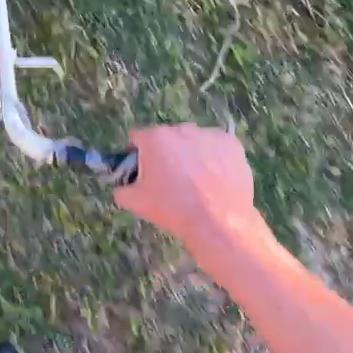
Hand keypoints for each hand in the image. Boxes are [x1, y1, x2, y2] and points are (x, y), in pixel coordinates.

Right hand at [114, 124, 263, 254]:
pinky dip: (215, 157)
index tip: (145, 171)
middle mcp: (181, 129)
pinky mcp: (231, 143)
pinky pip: (217, 146)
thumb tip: (121, 187)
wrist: (218, 223)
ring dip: (191, 153)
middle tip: (172, 179)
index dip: (138, 154)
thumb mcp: (136, 203)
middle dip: (167, 153)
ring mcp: (208, 134)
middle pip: (168, 137)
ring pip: (193, 140)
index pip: (138, 138)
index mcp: (155, 138)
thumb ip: (122, 190)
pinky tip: (216, 178)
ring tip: (198, 181)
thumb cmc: (173, 209)